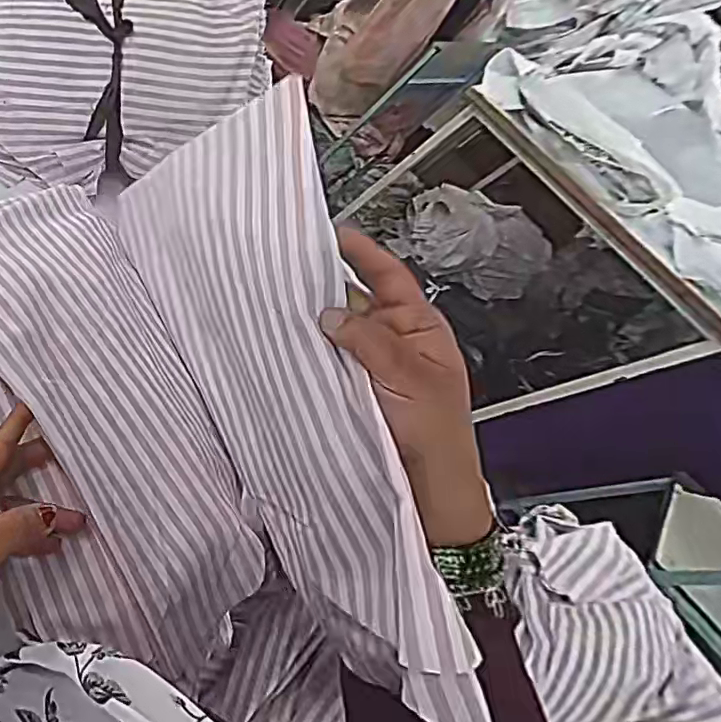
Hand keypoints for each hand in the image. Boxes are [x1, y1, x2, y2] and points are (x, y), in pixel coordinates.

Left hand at [0, 403, 85, 646]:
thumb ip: (16, 527)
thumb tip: (48, 513)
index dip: (17, 423)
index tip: (35, 402)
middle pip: (10, 468)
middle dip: (39, 457)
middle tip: (66, 447)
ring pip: (15, 501)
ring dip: (44, 507)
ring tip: (74, 514)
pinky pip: (11, 527)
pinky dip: (33, 532)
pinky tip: (50, 543)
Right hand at [319, 228, 492, 545]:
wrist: (428, 486)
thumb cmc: (437, 432)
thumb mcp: (408, 376)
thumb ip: (369, 341)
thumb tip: (330, 314)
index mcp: (418, 328)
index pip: (387, 278)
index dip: (362, 254)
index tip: (334, 235)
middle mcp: (390, 340)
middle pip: (354, 301)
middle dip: (327, 287)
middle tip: (292, 273)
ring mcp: (366, 365)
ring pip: (336, 332)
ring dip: (315, 323)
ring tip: (283, 308)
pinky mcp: (347, 388)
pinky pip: (325, 361)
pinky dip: (308, 353)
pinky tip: (289, 348)